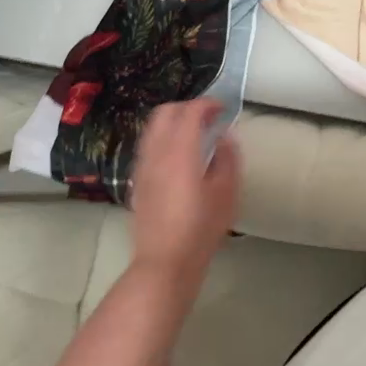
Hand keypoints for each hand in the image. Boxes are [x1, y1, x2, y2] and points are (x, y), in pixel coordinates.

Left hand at [128, 99, 241, 280]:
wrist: (164, 261)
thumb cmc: (201, 229)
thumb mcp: (226, 195)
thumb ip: (227, 159)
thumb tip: (225, 137)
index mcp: (180, 152)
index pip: (189, 112)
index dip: (206, 104)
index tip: (222, 108)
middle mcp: (156, 152)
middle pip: (165, 113)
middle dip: (186, 108)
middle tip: (207, 117)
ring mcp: (143, 166)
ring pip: (152, 129)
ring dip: (172, 122)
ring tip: (193, 134)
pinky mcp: (137, 181)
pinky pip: (148, 147)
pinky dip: (163, 139)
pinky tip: (178, 157)